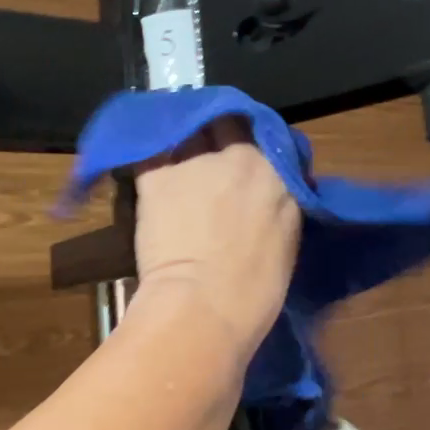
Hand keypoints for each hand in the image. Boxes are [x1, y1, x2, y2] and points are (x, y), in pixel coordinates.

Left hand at [132, 119, 300, 351]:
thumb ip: (277, 206)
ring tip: (173, 156)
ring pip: (188, 131)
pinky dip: (145, 155)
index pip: (266, 138)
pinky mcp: (157, 175)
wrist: (204, 307)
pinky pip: (148, 152)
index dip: (252, 143)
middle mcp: (242, 156)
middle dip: (218, 131)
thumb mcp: (286, 242)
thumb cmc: (255, 294)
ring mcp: (197, 161)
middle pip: (228, 122)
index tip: (242, 155)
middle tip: (205, 150)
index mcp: (280, 175)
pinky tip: (143, 168)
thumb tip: (266, 198)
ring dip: (183, 140)